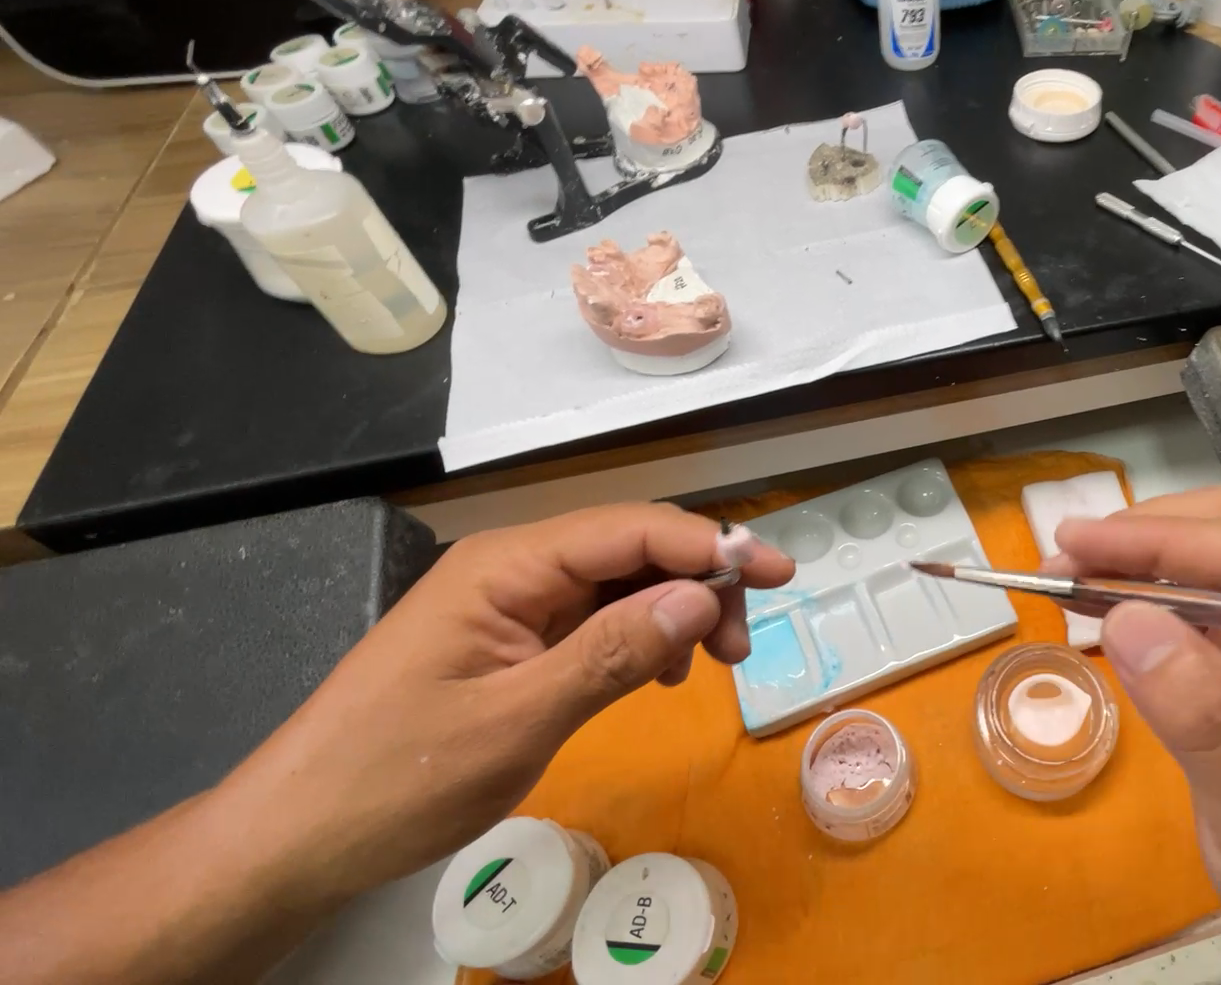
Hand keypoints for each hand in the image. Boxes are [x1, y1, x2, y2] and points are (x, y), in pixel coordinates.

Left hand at [216, 503, 793, 902]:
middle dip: (700, 584)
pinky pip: (603, 619)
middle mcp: (519, 567)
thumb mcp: (516, 720)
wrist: (293, 841)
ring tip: (707, 666)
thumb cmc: (396, 779)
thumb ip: (612, 652)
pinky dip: (646, 638)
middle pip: (636, 549)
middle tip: (741, 646)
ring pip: (626, 583)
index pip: (632, 529)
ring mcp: (520, 603)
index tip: (776, 572)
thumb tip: (702, 599)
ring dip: (678, 614)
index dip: (711, 543)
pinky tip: (659, 675)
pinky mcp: (521, 638)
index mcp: (510, 565)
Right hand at [1049, 489, 1220, 984]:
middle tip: (1065, 559)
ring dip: (1134, 559)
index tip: (1078, 540)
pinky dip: (1137, 594)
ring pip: (1205, 563)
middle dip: (1144, 538)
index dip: (1161, 541)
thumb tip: (1128, 619)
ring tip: (1067, 574)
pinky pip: (1189, 606)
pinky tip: (1095, 602)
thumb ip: (1207, 719)